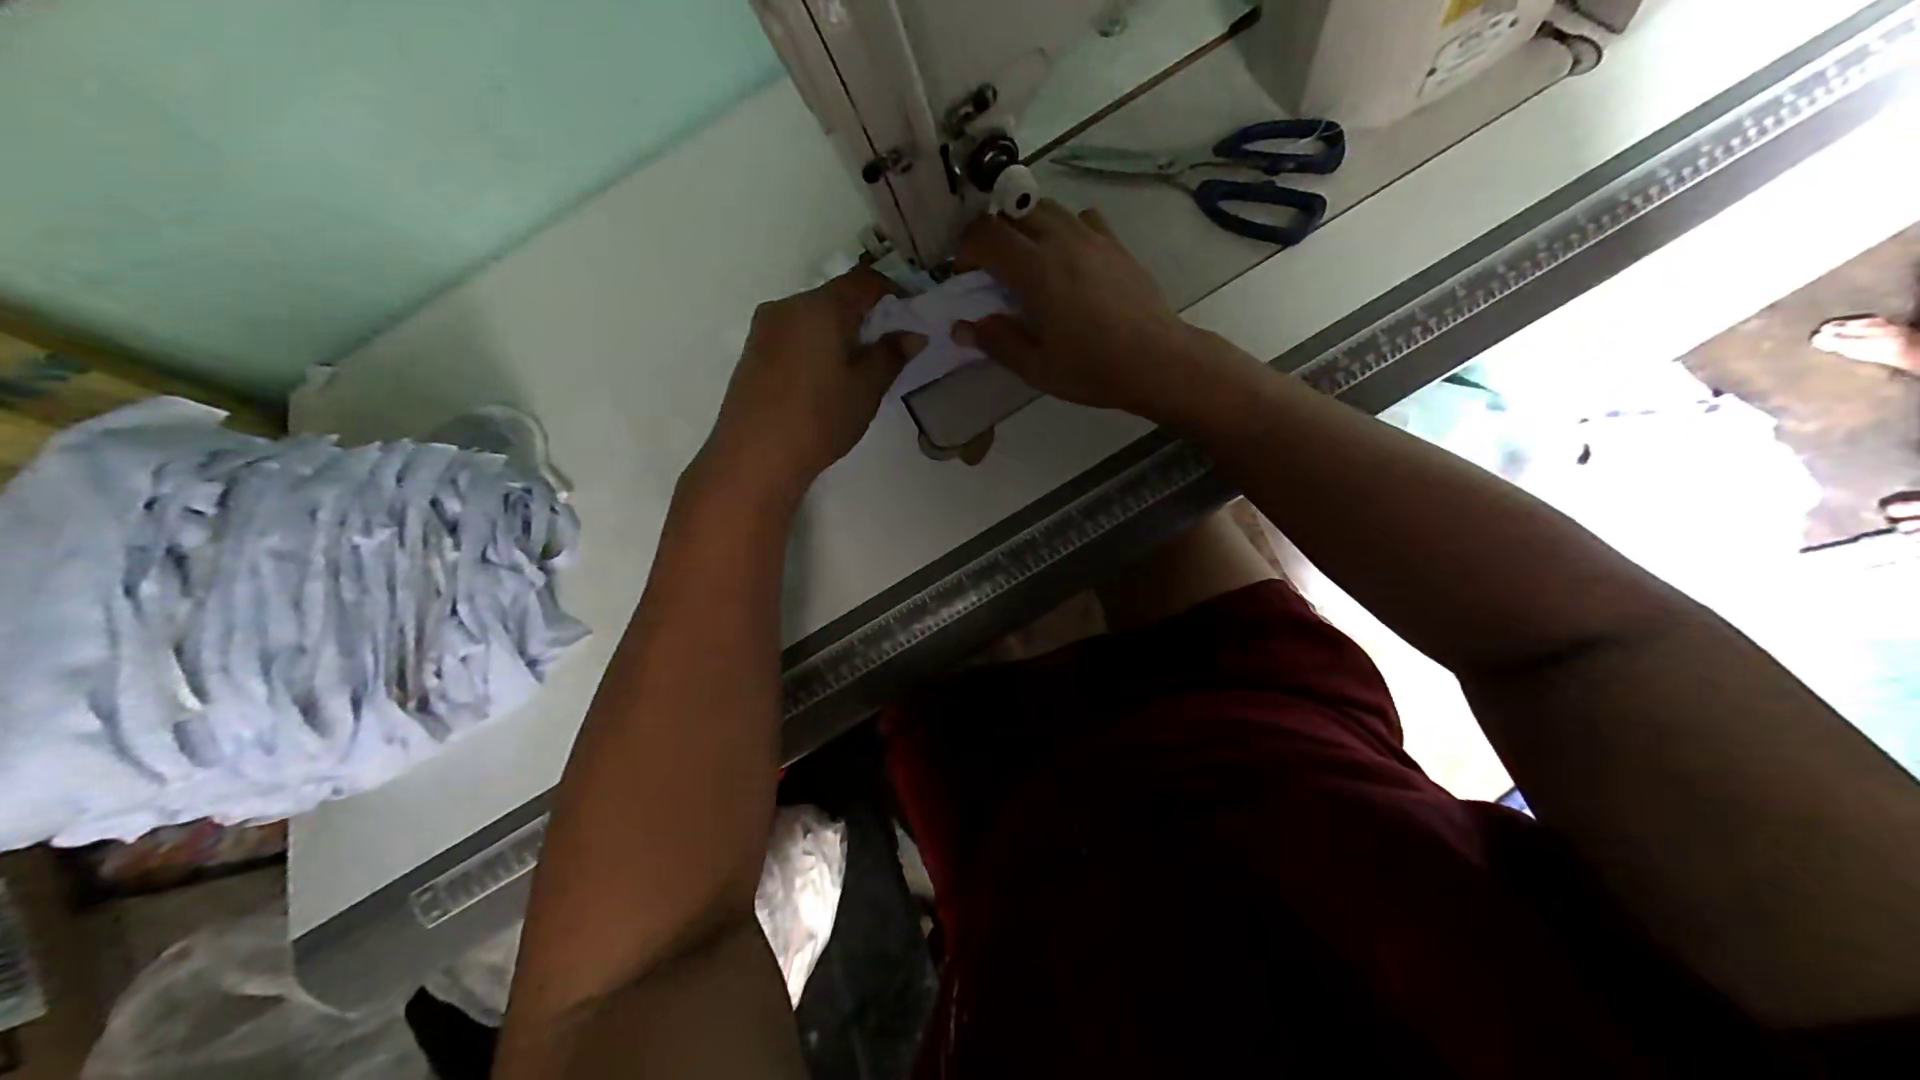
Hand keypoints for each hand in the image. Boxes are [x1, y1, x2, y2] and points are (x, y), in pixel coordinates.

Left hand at [704, 267, 911, 499]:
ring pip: (812, 318)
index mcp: (819, 306)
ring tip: (858, 369)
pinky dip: (816, 346)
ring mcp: (764, 329)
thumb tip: (912, 335)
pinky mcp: (752, 353)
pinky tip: (826, 380)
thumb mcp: (866, 388)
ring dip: (839, 333)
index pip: (863, 281)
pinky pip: (794, 336)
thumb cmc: (819, 417)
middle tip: (888, 348)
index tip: (912, 315)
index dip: (892, 292)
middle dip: (865, 316)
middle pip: (834, 298)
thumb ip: (891, 355)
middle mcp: (787, 306)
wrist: (754, 456)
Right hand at [955, 200, 1241, 417]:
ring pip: (1047, 209)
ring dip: (1026, 228)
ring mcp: (1092, 238)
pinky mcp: (1115, 244)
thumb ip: (997, 342)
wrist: (1158, 361)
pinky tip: (1067, 259)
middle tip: (991, 272)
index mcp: (1036, 270)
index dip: (965, 250)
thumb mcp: (1037, 368)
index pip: (986, 235)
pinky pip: (1081, 218)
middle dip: (992, 236)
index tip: (964, 277)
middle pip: (1013, 213)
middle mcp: (1062, 240)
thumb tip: (963, 327)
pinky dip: (1063, 229)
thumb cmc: (1094, 369)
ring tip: (1027, 263)